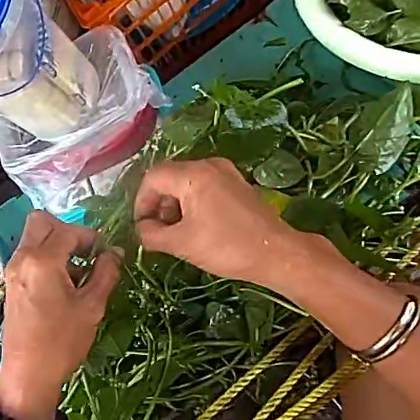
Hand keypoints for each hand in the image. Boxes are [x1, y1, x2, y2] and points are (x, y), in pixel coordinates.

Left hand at [0, 211, 121, 419]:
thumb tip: (114, 253)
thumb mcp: (91, 307)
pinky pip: (28, 256)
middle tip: (86, 253)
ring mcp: (12, 270)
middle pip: (41, 221)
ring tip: (78, 274)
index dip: (91, 237)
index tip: (105, 253)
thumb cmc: (61, 342)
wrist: (27, 374)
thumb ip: (105, 273)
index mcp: (41, 261)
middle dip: (66, 230)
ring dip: (56, 245)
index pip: (68, 230)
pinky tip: (64, 285)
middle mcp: (21, 258)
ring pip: (33, 238)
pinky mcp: (10, 283)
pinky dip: (46, 259)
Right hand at [134, 158, 337, 295]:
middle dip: (157, 204)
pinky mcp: (237, 185)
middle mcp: (209, 165)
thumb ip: (151, 234)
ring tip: (176, 232)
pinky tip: (197, 227)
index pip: (152, 178)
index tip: (141, 226)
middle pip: (169, 177)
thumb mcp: (181, 244)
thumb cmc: (227, 247)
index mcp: (193, 174)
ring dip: (174, 205)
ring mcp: (226, 173)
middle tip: (157, 230)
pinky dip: (192, 203)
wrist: (279, 254)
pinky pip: (204, 186)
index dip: (141, 202)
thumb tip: (140, 229)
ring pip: (186, 182)